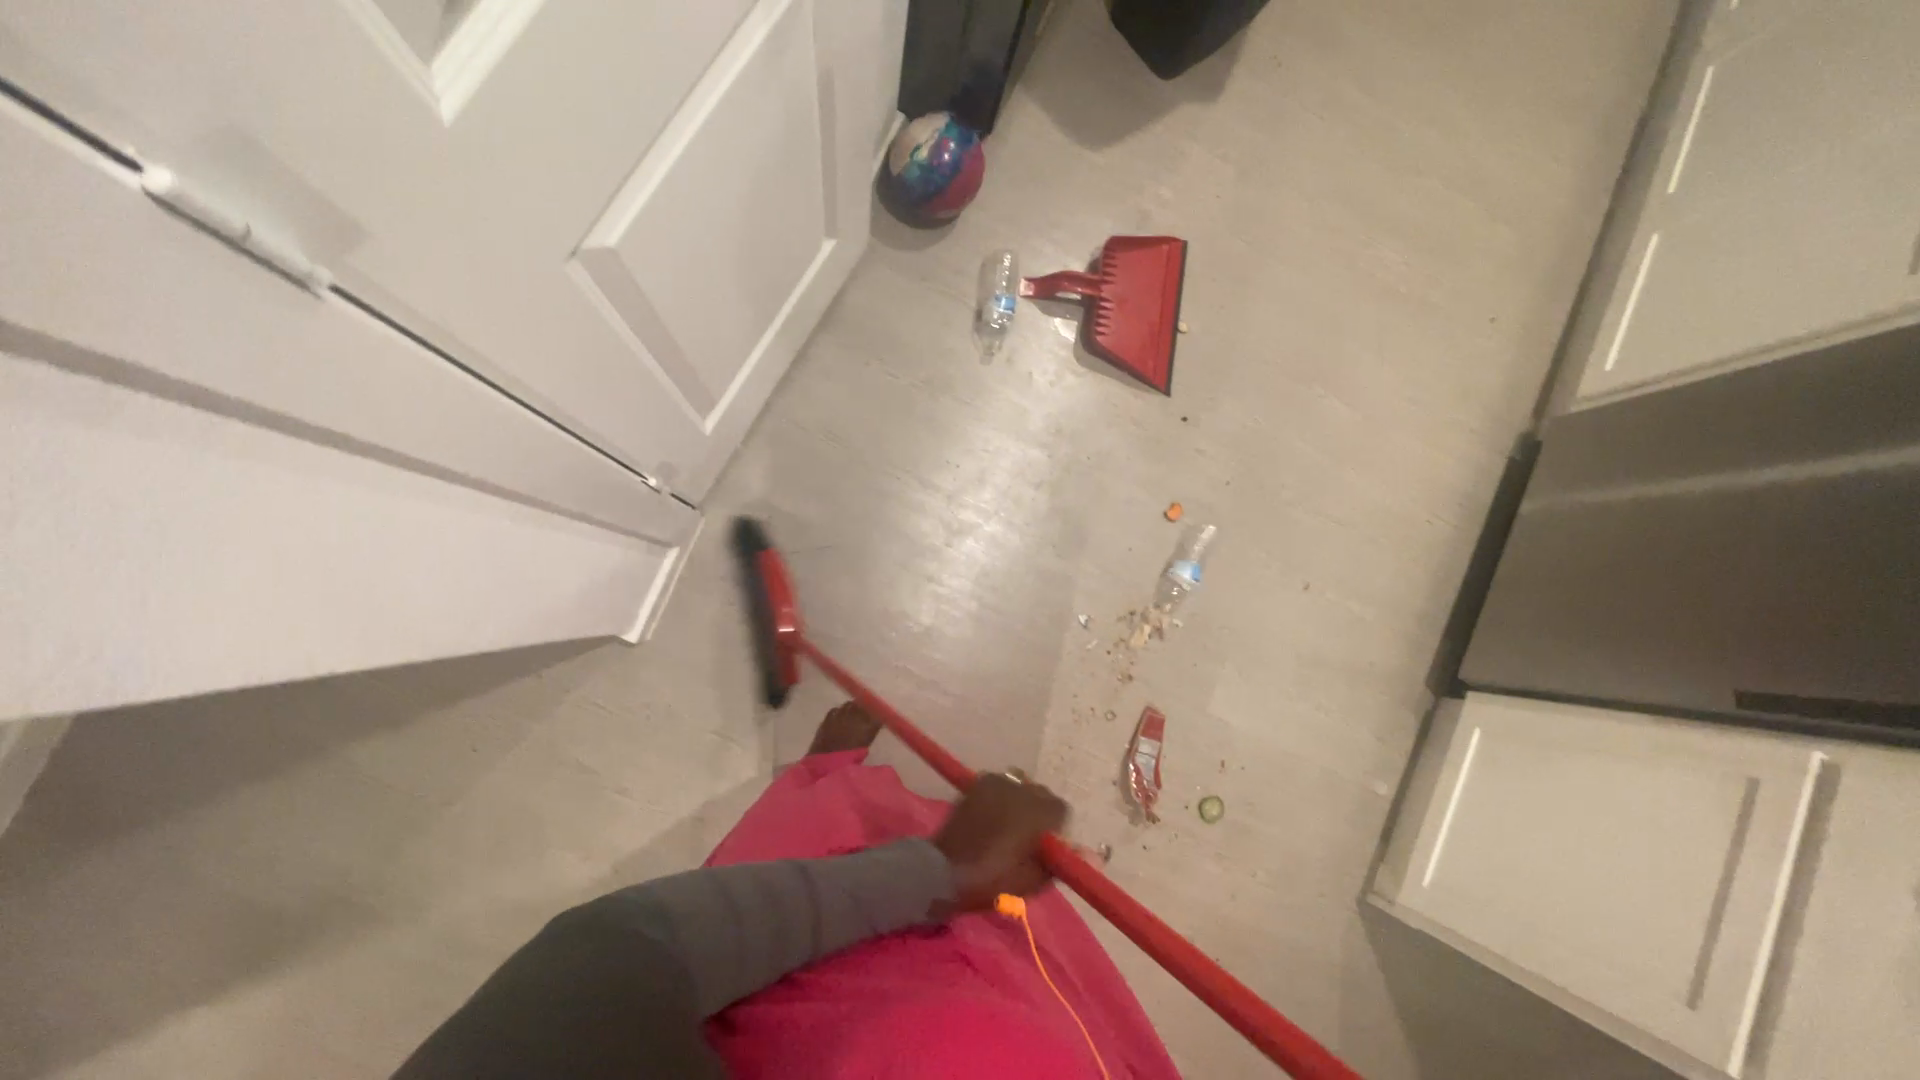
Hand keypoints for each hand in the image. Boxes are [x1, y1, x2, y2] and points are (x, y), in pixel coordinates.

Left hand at [931, 772, 1068, 912]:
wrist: (944, 871)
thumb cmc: (992, 880)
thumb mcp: (1033, 880)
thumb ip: (1063, 861)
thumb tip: (1096, 854)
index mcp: (1038, 812)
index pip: (1062, 810)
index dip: (1056, 829)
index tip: (1045, 847)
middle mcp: (1021, 790)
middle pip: (1042, 794)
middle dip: (1039, 812)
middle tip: (1025, 839)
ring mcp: (997, 782)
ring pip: (1021, 785)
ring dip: (1021, 800)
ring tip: (1008, 824)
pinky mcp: (977, 783)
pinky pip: (1000, 783)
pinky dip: (1002, 795)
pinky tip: (992, 815)